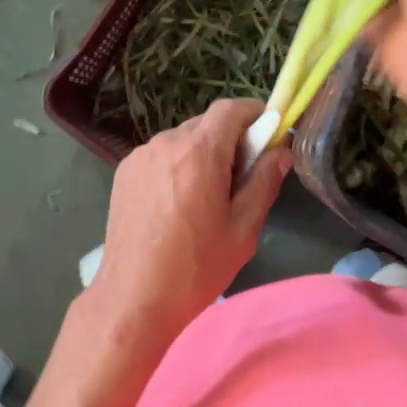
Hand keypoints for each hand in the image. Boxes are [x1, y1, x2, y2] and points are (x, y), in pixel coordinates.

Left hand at [92, 99, 289, 337]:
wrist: (133, 297)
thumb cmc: (196, 267)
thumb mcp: (242, 229)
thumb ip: (264, 183)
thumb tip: (281, 152)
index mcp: (199, 152)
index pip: (230, 109)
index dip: (253, 112)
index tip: (269, 131)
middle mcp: (167, 142)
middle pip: (206, 123)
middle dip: (229, 139)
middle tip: (242, 176)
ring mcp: (141, 154)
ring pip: (182, 139)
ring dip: (201, 153)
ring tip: (206, 196)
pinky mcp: (124, 170)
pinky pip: (160, 155)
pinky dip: (176, 165)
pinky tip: (176, 203)